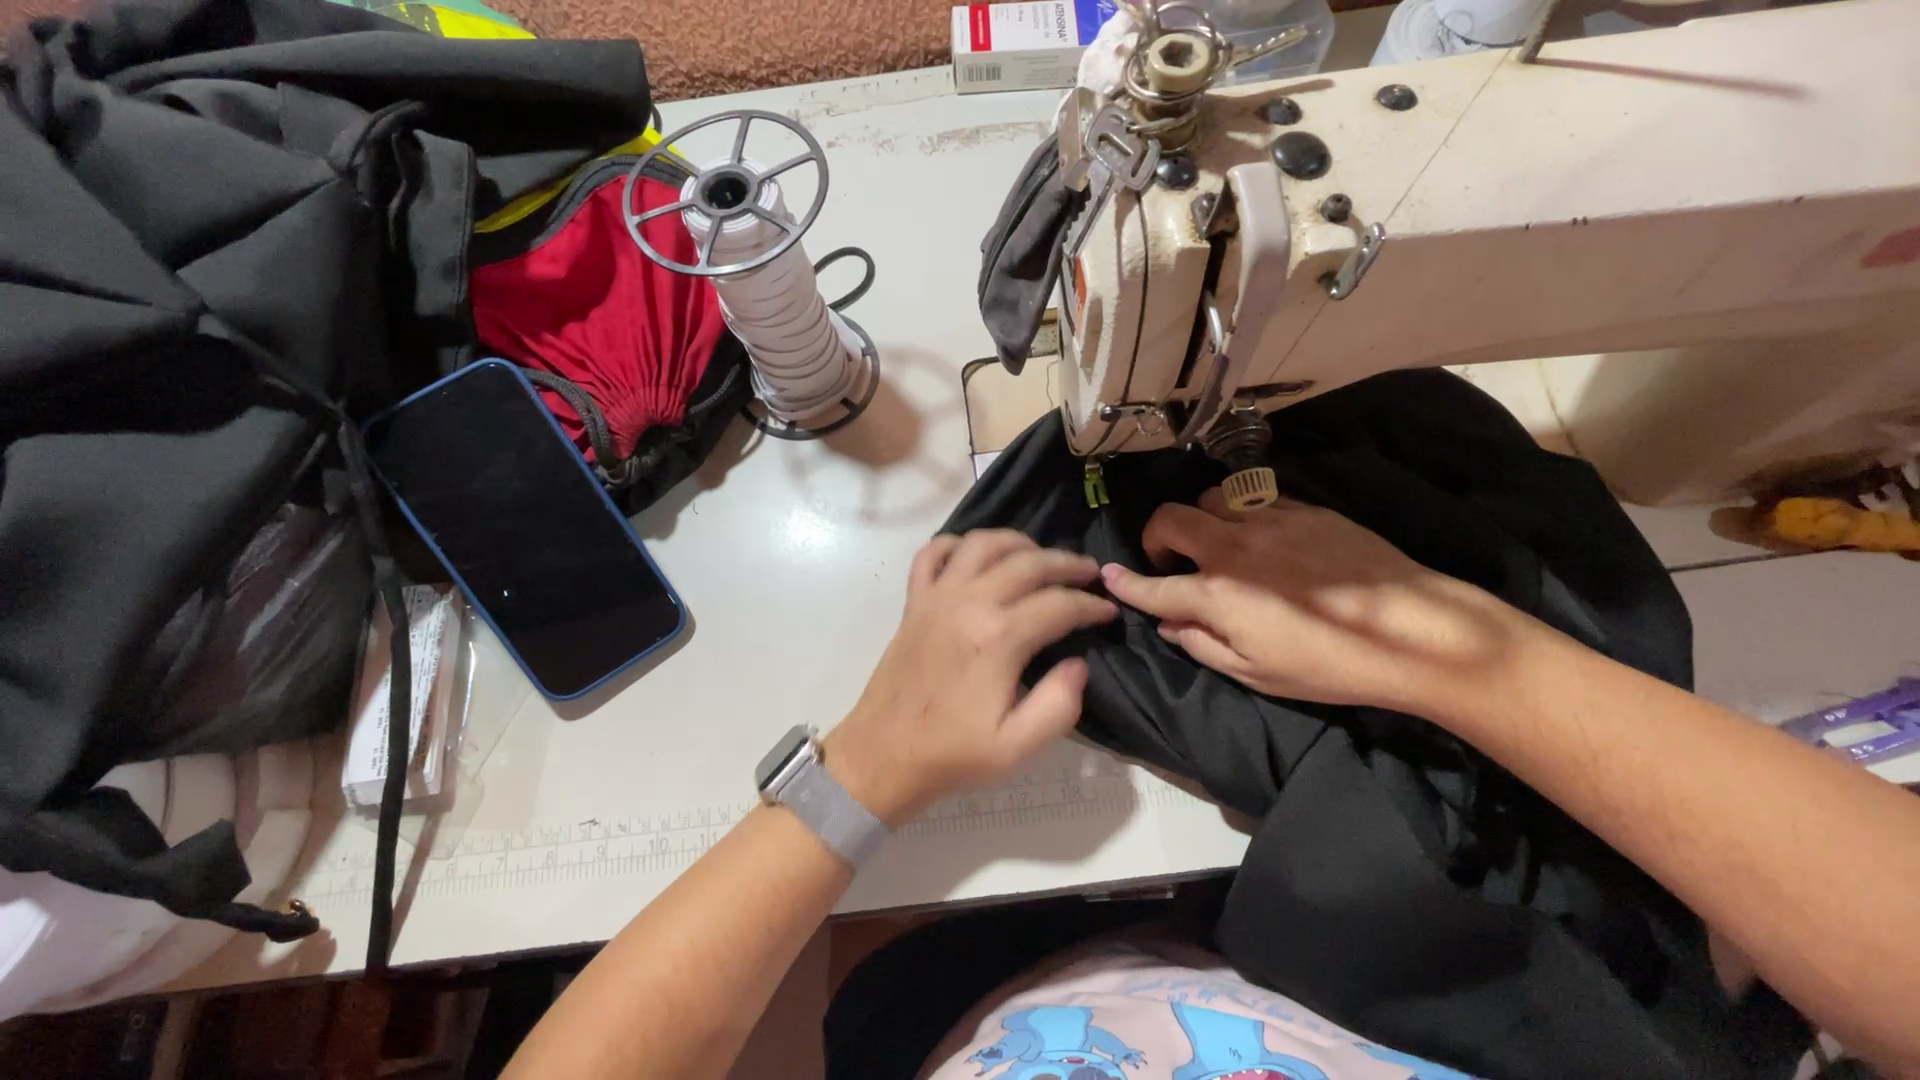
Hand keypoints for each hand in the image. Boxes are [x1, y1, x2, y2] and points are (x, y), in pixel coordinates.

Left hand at [825, 530, 1118, 824]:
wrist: (882, 756)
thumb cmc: (952, 754)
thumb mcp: (1016, 747)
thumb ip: (1059, 705)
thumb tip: (1078, 662)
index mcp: (999, 639)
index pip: (1059, 604)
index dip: (1091, 605)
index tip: (1108, 612)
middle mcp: (969, 604)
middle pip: (1028, 562)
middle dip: (1067, 563)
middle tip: (1090, 572)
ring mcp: (936, 597)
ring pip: (982, 544)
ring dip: (1018, 543)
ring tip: (1041, 556)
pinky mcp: (914, 602)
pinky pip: (932, 553)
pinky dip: (957, 544)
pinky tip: (976, 556)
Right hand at [1099, 489, 1522, 714]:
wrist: (1412, 631)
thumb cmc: (1329, 666)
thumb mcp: (1256, 674)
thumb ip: (1202, 644)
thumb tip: (1168, 622)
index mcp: (1216, 594)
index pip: (1152, 585)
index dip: (1125, 583)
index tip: (1108, 578)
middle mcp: (1233, 547)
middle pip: (1171, 519)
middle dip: (1156, 538)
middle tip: (1172, 563)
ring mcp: (1270, 520)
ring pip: (1211, 499)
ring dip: (1200, 520)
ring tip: (1217, 544)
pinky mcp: (1305, 508)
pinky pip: (1255, 498)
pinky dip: (1242, 514)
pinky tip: (1262, 538)